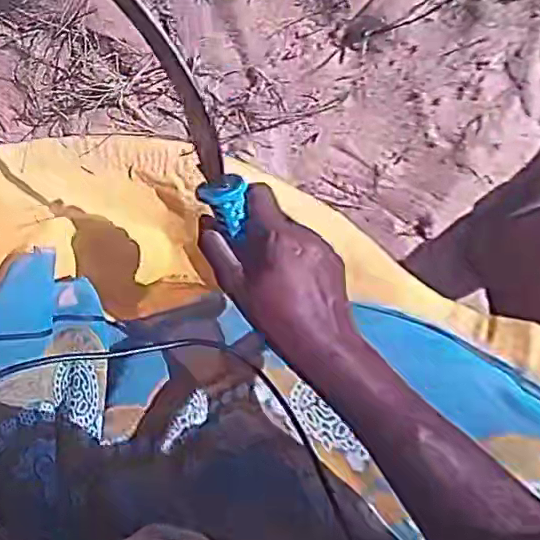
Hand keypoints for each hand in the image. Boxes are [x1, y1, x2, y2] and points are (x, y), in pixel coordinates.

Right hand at [198, 184, 361, 362]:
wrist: (325, 346)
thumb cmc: (273, 314)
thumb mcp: (232, 282)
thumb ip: (215, 246)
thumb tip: (207, 222)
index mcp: (278, 235)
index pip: (257, 192)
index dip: (235, 196)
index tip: (222, 213)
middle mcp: (304, 233)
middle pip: (270, 211)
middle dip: (250, 223)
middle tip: (238, 248)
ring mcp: (323, 246)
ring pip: (286, 228)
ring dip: (269, 238)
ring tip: (262, 267)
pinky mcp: (333, 260)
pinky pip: (302, 243)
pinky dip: (287, 250)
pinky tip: (284, 277)